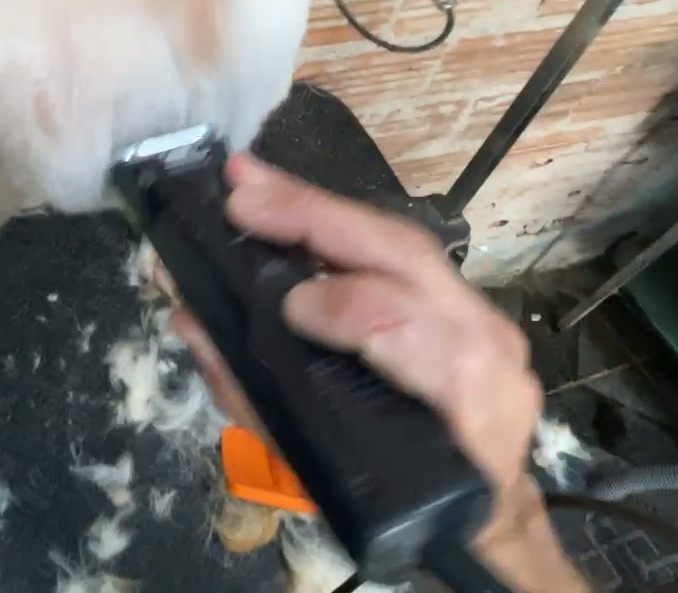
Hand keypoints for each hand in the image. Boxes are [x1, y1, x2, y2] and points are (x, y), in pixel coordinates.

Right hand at [171, 154, 584, 591]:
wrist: (479, 499)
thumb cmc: (393, 492)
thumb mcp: (322, 465)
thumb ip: (255, 391)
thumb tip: (193, 319)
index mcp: (467, 403)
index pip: (420, 337)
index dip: (355, 310)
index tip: (289, 305)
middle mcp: (484, 341)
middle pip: (408, 257)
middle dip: (318, 219)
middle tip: (240, 195)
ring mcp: (477, 308)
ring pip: (399, 237)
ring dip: (315, 204)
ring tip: (248, 179)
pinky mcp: (458, 289)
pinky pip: (390, 241)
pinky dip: (332, 218)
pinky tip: (286, 196)